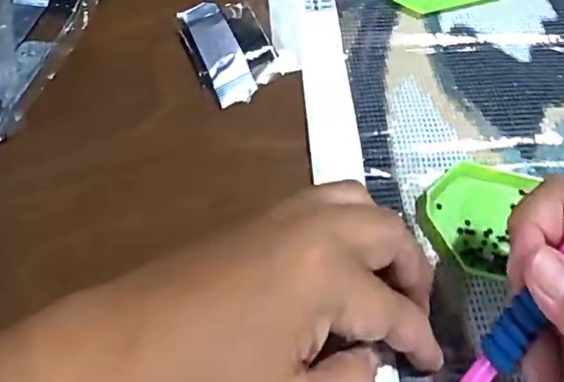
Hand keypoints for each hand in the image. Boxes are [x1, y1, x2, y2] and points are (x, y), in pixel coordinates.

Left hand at [0, 182, 440, 381]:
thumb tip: (376, 359)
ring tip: (385, 286)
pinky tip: (341, 267)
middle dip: (414, 275)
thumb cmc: (207, 376)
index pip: (396, 307)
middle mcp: (314, 222)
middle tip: (418, 321)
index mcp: (327, 267)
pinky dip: (349, 225)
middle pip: (388, 232)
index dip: (423, 340)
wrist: (124, 341)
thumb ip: (347, 380)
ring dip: (381, 239)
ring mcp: (285, 209)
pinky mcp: (262, 212)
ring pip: (357, 202)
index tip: (438, 364)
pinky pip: (324, 200)